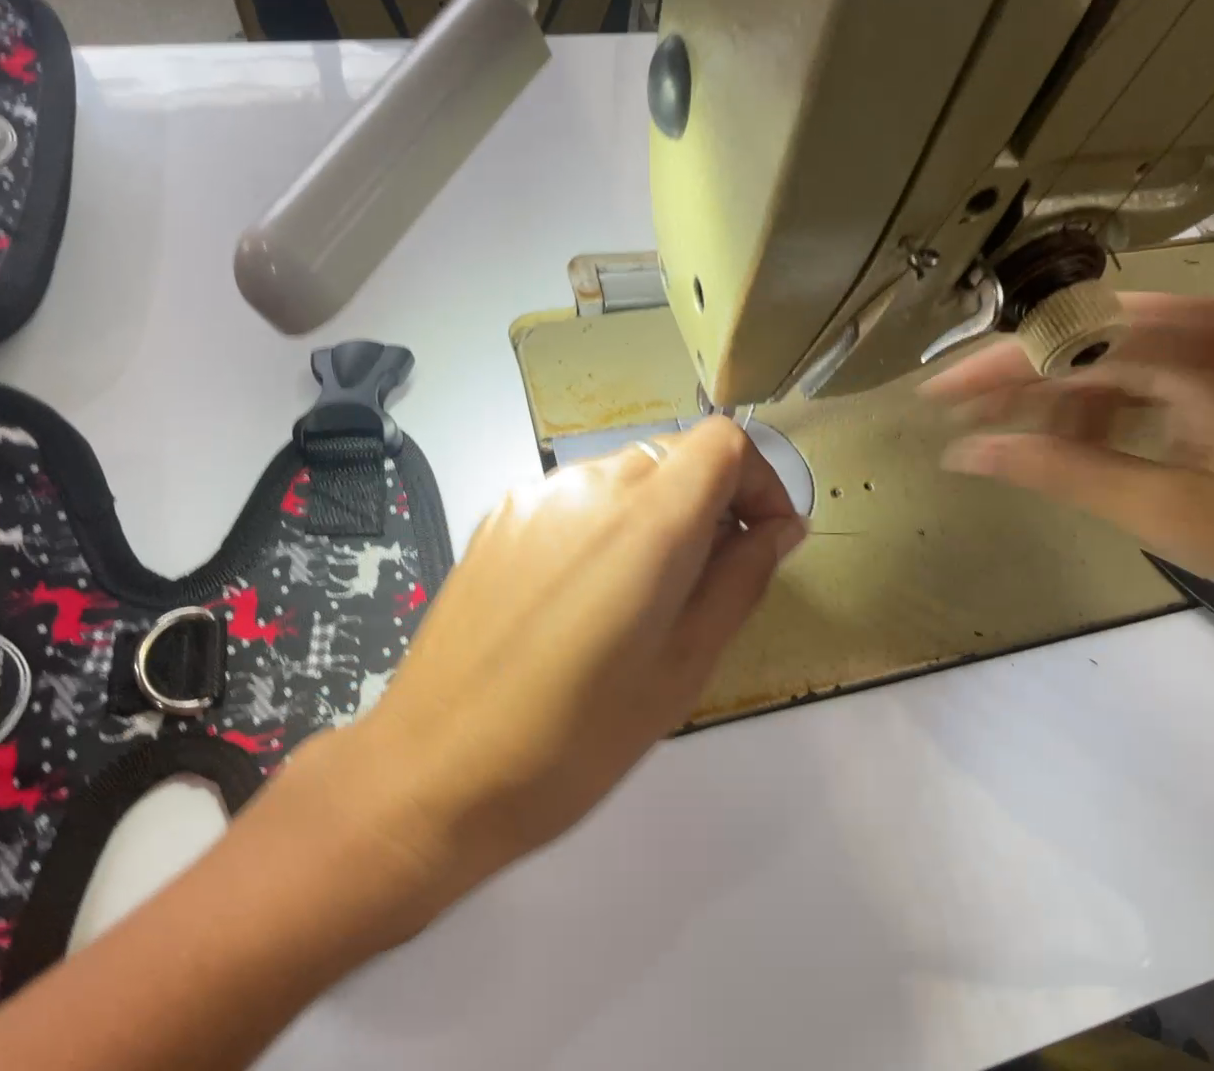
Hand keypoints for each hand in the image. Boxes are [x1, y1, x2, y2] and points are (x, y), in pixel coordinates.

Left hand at [285, 416, 804, 907]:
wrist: (435, 771)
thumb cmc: (575, 741)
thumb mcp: (682, 669)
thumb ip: (740, 582)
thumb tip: (778, 530)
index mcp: (645, 522)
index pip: (724, 442)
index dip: (760, 482)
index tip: (765, 540)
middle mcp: (586, 487)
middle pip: (674, 456)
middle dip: (711, 504)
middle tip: (710, 582)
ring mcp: (531, 499)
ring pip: (622, 476)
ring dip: (656, 516)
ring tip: (642, 600)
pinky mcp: (495, 521)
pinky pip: (572, 500)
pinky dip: (603, 527)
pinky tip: (584, 599)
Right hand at [920, 294, 1213, 705]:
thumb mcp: (1170, 515)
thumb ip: (1060, 470)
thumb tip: (967, 452)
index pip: (1070, 342)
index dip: (992, 369)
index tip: (932, 399)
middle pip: (1103, 337)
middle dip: (1029, 382)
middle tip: (971, 427)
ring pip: (1142, 353)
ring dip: (1080, 397)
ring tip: (1032, 451)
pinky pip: (1186, 369)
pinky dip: (1134, 404)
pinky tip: (1105, 445)